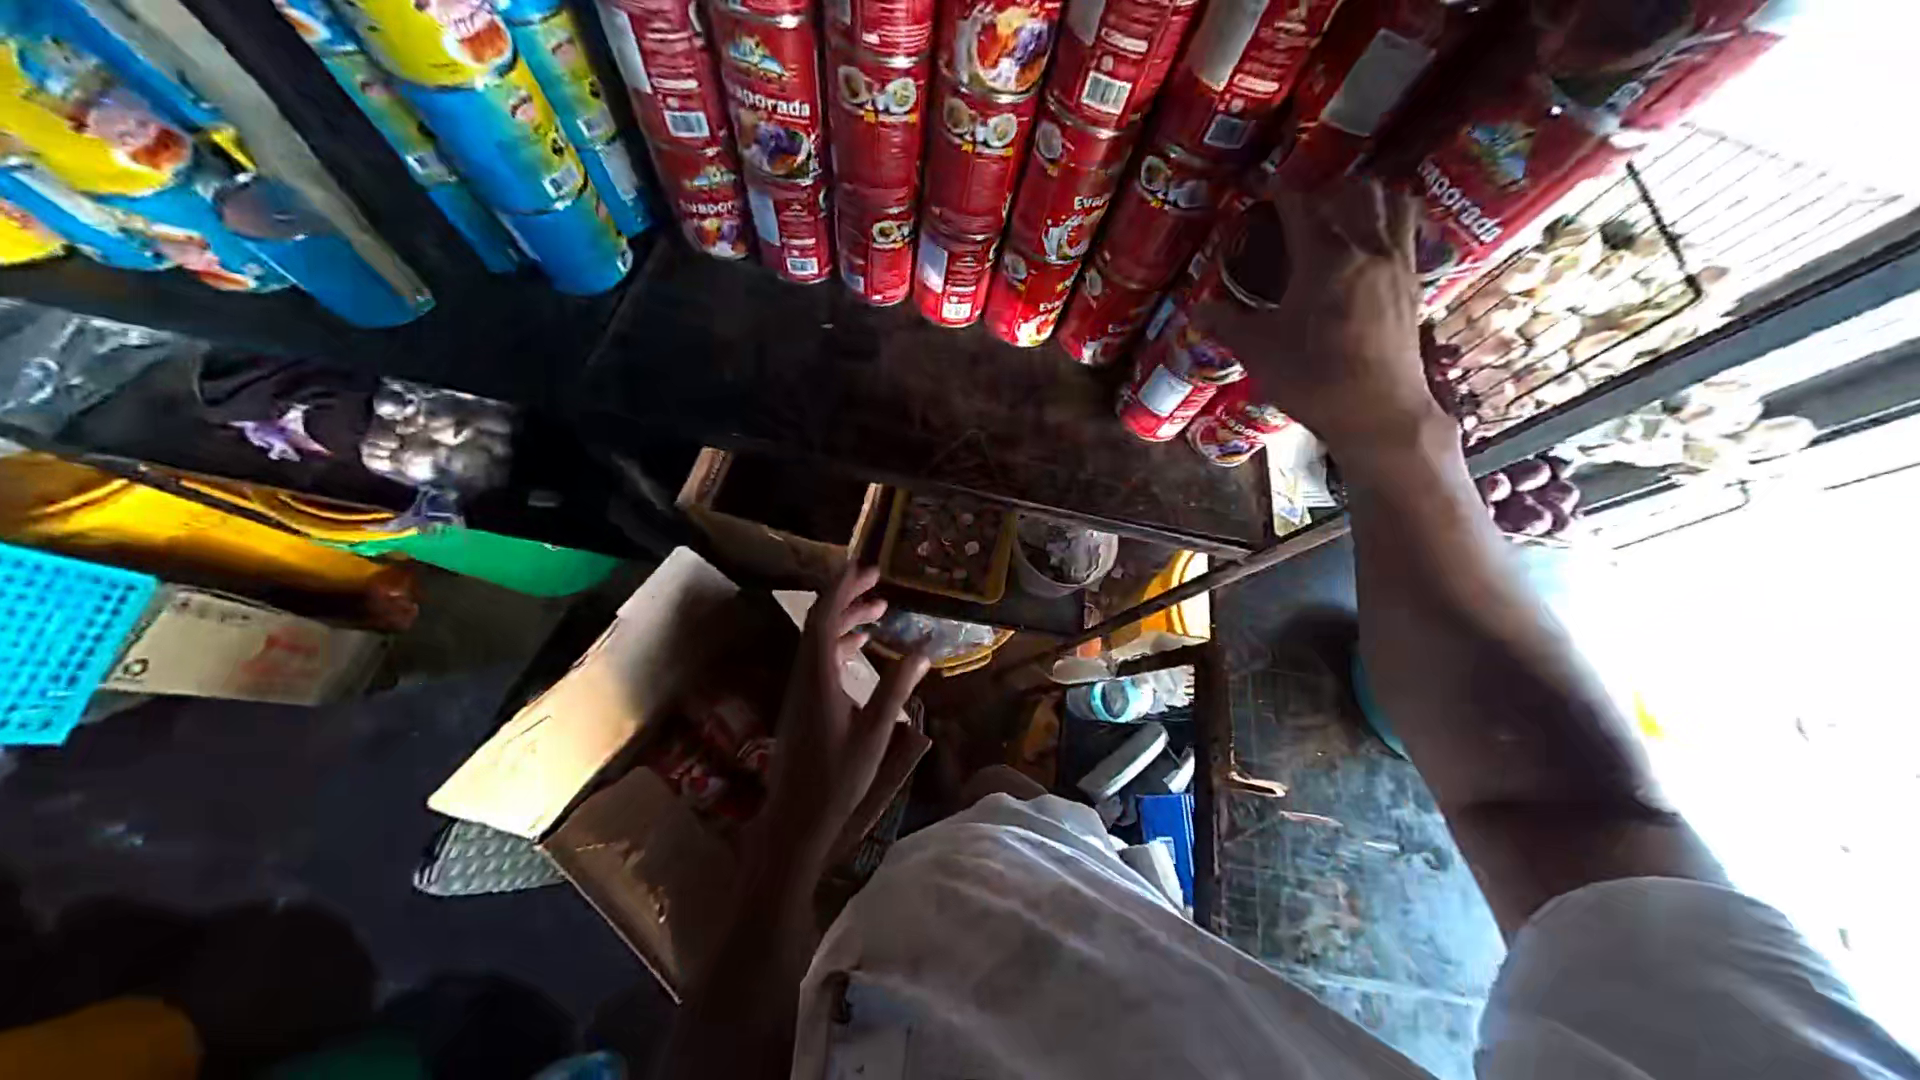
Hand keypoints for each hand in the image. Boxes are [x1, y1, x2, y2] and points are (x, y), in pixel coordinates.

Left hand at [760, 565, 929, 871]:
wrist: (796, 818)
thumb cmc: (838, 778)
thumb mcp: (876, 733)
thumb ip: (897, 688)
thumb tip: (922, 649)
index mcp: (818, 677)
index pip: (823, 618)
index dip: (841, 589)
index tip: (864, 568)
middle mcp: (804, 676)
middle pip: (820, 623)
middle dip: (846, 598)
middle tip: (876, 581)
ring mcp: (801, 690)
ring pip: (820, 641)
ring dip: (846, 621)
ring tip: (879, 610)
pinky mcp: (804, 703)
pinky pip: (820, 659)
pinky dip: (841, 645)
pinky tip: (863, 647)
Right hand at [1193, 178, 1446, 457]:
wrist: (1376, 411)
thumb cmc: (1311, 379)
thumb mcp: (1258, 352)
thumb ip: (1227, 324)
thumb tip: (1196, 309)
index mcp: (1325, 260)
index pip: (1301, 208)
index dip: (1279, 190)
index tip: (1264, 183)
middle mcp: (1367, 250)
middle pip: (1355, 192)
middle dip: (1327, 188)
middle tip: (1303, 203)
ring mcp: (1397, 265)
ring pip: (1392, 203)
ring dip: (1366, 197)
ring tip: (1343, 210)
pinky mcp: (1414, 285)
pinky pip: (1408, 232)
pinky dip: (1390, 222)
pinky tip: (1372, 243)